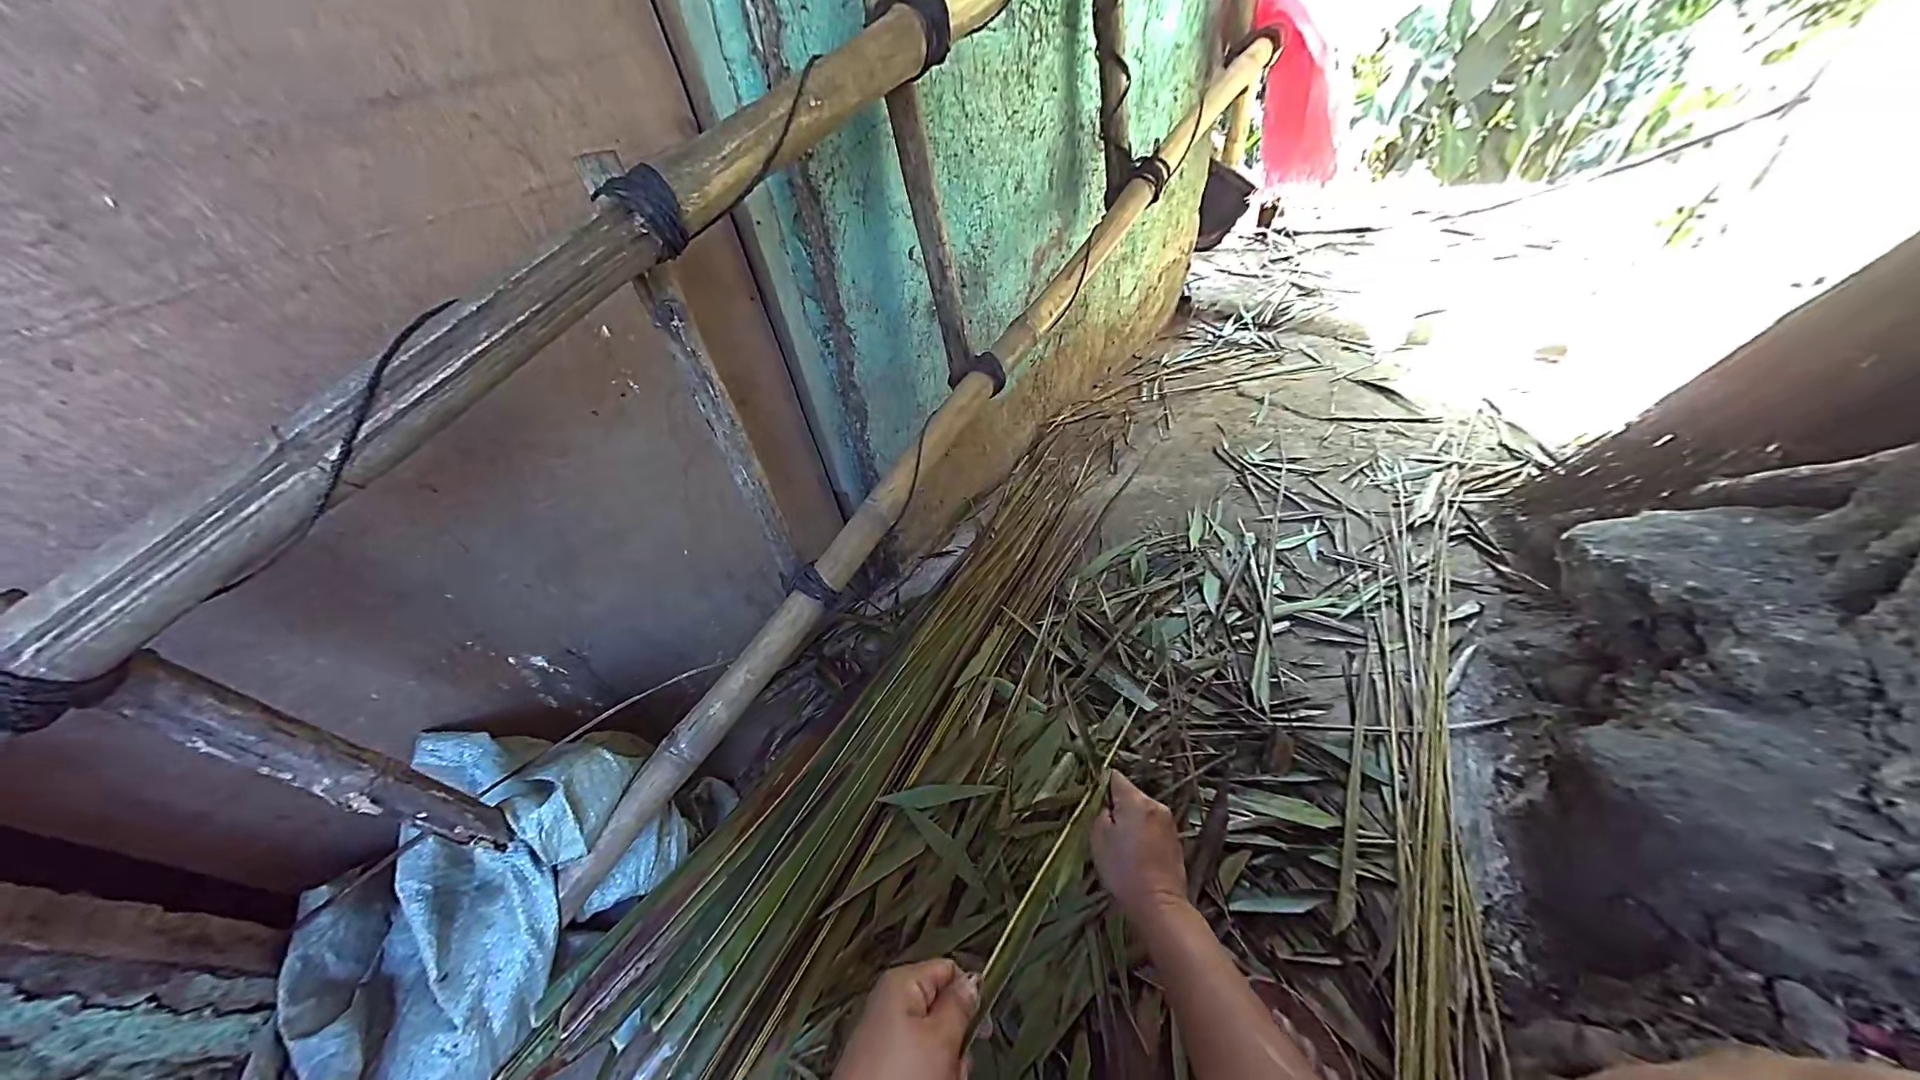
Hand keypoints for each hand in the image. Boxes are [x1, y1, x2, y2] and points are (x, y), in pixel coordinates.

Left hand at [833, 958, 977, 1079]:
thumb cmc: (895, 1077)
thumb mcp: (940, 1037)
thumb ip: (959, 1004)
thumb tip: (972, 981)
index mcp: (901, 983)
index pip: (948, 970)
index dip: (969, 994)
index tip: (980, 1023)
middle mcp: (890, 1003)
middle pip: (942, 1010)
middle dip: (955, 1038)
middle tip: (952, 1059)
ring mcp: (886, 1035)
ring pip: (933, 1041)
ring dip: (944, 1062)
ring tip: (937, 1077)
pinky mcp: (883, 1062)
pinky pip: (918, 1060)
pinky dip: (928, 1073)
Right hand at [1091, 772, 1189, 922]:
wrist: (1159, 904)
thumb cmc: (1123, 869)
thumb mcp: (1098, 836)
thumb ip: (1099, 810)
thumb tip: (1105, 801)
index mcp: (1136, 800)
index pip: (1114, 777)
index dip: (1100, 786)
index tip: (1093, 804)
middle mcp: (1156, 804)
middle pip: (1130, 794)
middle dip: (1117, 806)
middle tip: (1105, 828)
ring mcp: (1169, 822)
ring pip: (1142, 811)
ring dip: (1131, 820)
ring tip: (1121, 843)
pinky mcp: (1175, 840)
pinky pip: (1153, 826)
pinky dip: (1143, 833)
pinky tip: (1137, 853)